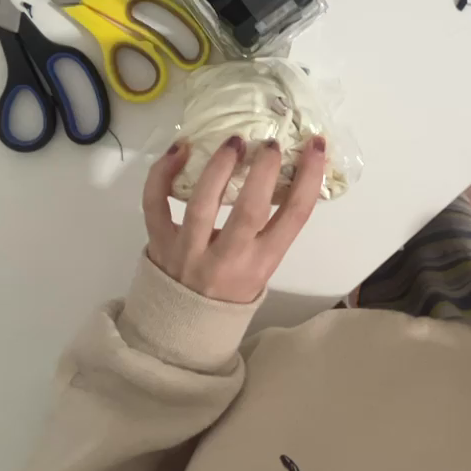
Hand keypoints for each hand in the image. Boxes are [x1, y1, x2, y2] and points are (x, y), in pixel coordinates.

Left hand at [143, 135, 328, 303]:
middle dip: (263, 171)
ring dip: (218, 166)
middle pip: (249, 210)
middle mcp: (226, 259)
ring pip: (201, 205)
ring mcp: (188, 251)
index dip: (309, 178)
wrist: (182, 329)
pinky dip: (162, 173)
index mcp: (261, 263)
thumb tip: (288, 170)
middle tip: (270, 144)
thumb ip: (273, 227)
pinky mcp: (158, 242)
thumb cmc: (232, 291)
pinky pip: (155, 204)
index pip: (294, 217)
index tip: (316, 147)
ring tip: (233, 142)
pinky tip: (179, 149)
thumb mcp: (263, 266)